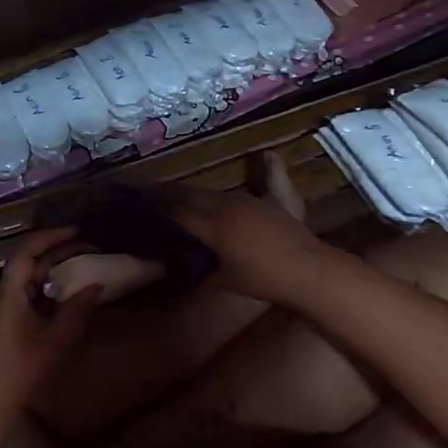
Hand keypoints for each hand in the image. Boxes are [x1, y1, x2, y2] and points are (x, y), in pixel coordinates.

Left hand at [0, 229, 101, 415]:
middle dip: (56, 251)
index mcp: (9, 292)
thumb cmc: (21, 369)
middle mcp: (0, 294)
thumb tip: (96, 286)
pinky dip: (43, 286)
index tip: (76, 231)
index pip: (27, 250)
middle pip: (27, 261)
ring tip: (79, 266)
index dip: (51, 236)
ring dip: (51, 269)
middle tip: (86, 247)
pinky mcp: (0, 320)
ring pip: (26, 277)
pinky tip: (62, 294)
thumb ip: (77, 310)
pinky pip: (23, 292)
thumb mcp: (55, 339)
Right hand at [167, 153, 336, 303]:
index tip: (141, 204)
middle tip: (150, 192)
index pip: (179, 212)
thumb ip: (202, 267)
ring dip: (194, 192)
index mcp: (212, 224)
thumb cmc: (262, 280)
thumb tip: (183, 261)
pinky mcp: (266, 200)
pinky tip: (251, 167)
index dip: (159, 208)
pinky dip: (237, 183)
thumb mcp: (225, 279)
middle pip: (191, 194)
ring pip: (212, 192)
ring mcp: (246, 200)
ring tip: (179, 193)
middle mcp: (225, 205)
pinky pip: (249, 185)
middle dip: (170, 194)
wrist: (305, 268)